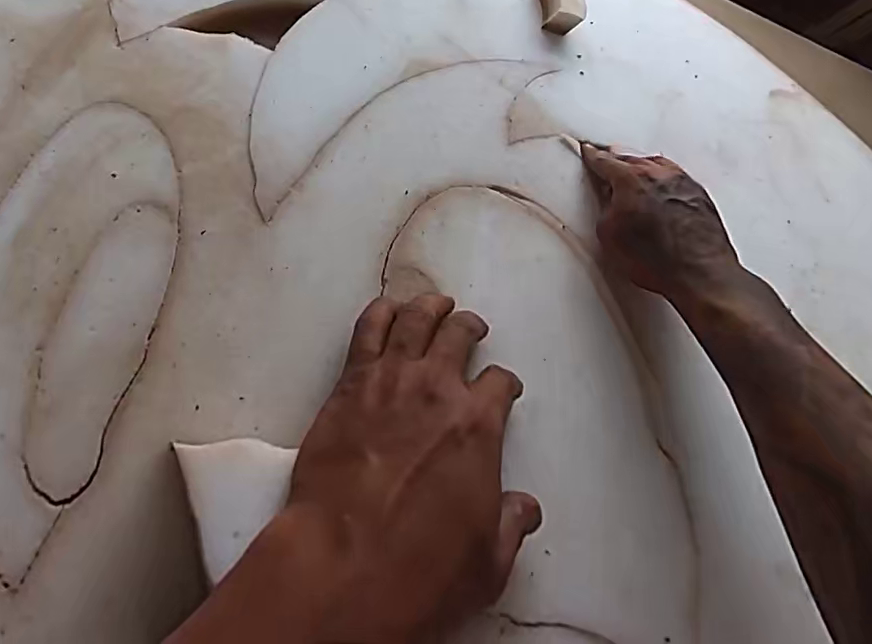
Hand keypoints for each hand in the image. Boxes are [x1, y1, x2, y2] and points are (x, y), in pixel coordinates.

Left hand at [286, 293, 540, 642]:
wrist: (345, 559)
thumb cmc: (421, 569)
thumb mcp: (487, 562)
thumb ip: (510, 524)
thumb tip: (526, 507)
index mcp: (476, 426)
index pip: (498, 384)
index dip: (504, 382)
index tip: (503, 385)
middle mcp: (436, 390)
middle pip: (457, 336)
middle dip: (468, 326)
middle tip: (470, 324)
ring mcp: (390, 379)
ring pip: (414, 321)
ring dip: (428, 306)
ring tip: (435, 302)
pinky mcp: (350, 382)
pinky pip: (367, 330)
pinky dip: (379, 311)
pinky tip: (386, 307)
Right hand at [579, 145, 750, 302]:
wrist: (700, 275)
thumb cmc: (657, 259)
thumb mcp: (609, 233)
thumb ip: (605, 207)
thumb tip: (610, 201)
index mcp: (631, 179)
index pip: (604, 161)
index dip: (593, 156)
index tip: (589, 152)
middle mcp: (659, 175)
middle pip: (631, 159)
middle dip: (617, 161)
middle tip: (607, 164)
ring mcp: (683, 183)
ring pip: (656, 166)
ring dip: (642, 169)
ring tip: (634, 177)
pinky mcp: (700, 197)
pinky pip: (675, 179)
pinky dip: (663, 181)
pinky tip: (659, 191)